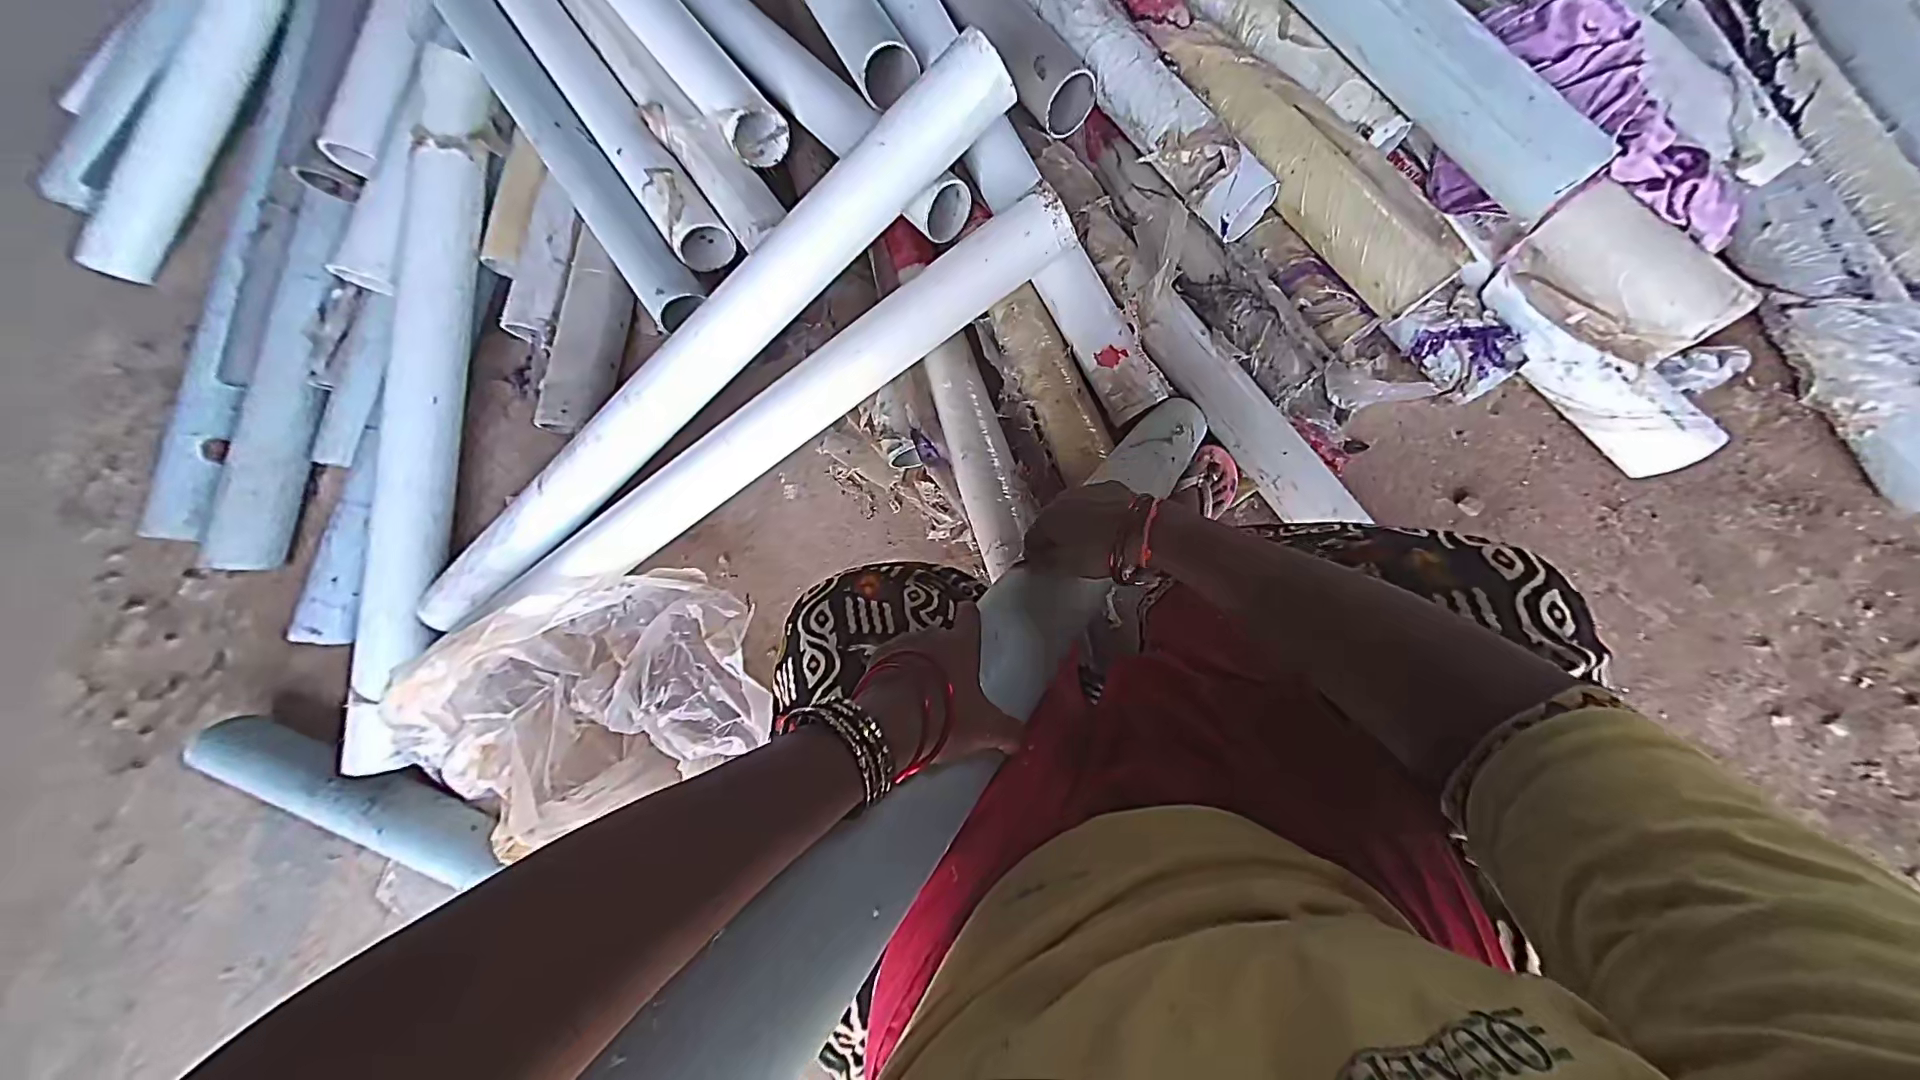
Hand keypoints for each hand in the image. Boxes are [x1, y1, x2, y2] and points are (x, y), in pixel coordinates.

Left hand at [856, 602, 1021, 774]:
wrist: (892, 722)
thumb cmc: (945, 716)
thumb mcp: (984, 729)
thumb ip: (1006, 731)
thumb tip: (1020, 739)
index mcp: (961, 644)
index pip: (969, 618)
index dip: (971, 617)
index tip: (970, 616)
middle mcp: (931, 636)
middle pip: (939, 635)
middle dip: (942, 653)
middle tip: (948, 680)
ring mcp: (900, 645)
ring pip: (912, 649)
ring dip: (916, 665)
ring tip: (920, 694)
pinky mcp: (875, 660)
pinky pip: (887, 663)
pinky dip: (892, 675)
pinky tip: (896, 698)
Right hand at [1021, 481, 1142, 579]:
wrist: (1142, 531)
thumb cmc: (1101, 552)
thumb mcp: (1067, 566)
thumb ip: (1044, 561)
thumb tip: (1033, 558)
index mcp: (1046, 520)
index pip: (1031, 537)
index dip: (1035, 552)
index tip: (1042, 562)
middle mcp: (1061, 500)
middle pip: (1051, 519)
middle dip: (1055, 534)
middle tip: (1066, 552)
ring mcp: (1086, 490)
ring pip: (1072, 507)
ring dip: (1075, 521)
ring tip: (1088, 540)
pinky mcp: (1109, 487)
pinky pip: (1094, 502)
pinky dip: (1095, 513)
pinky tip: (1106, 526)